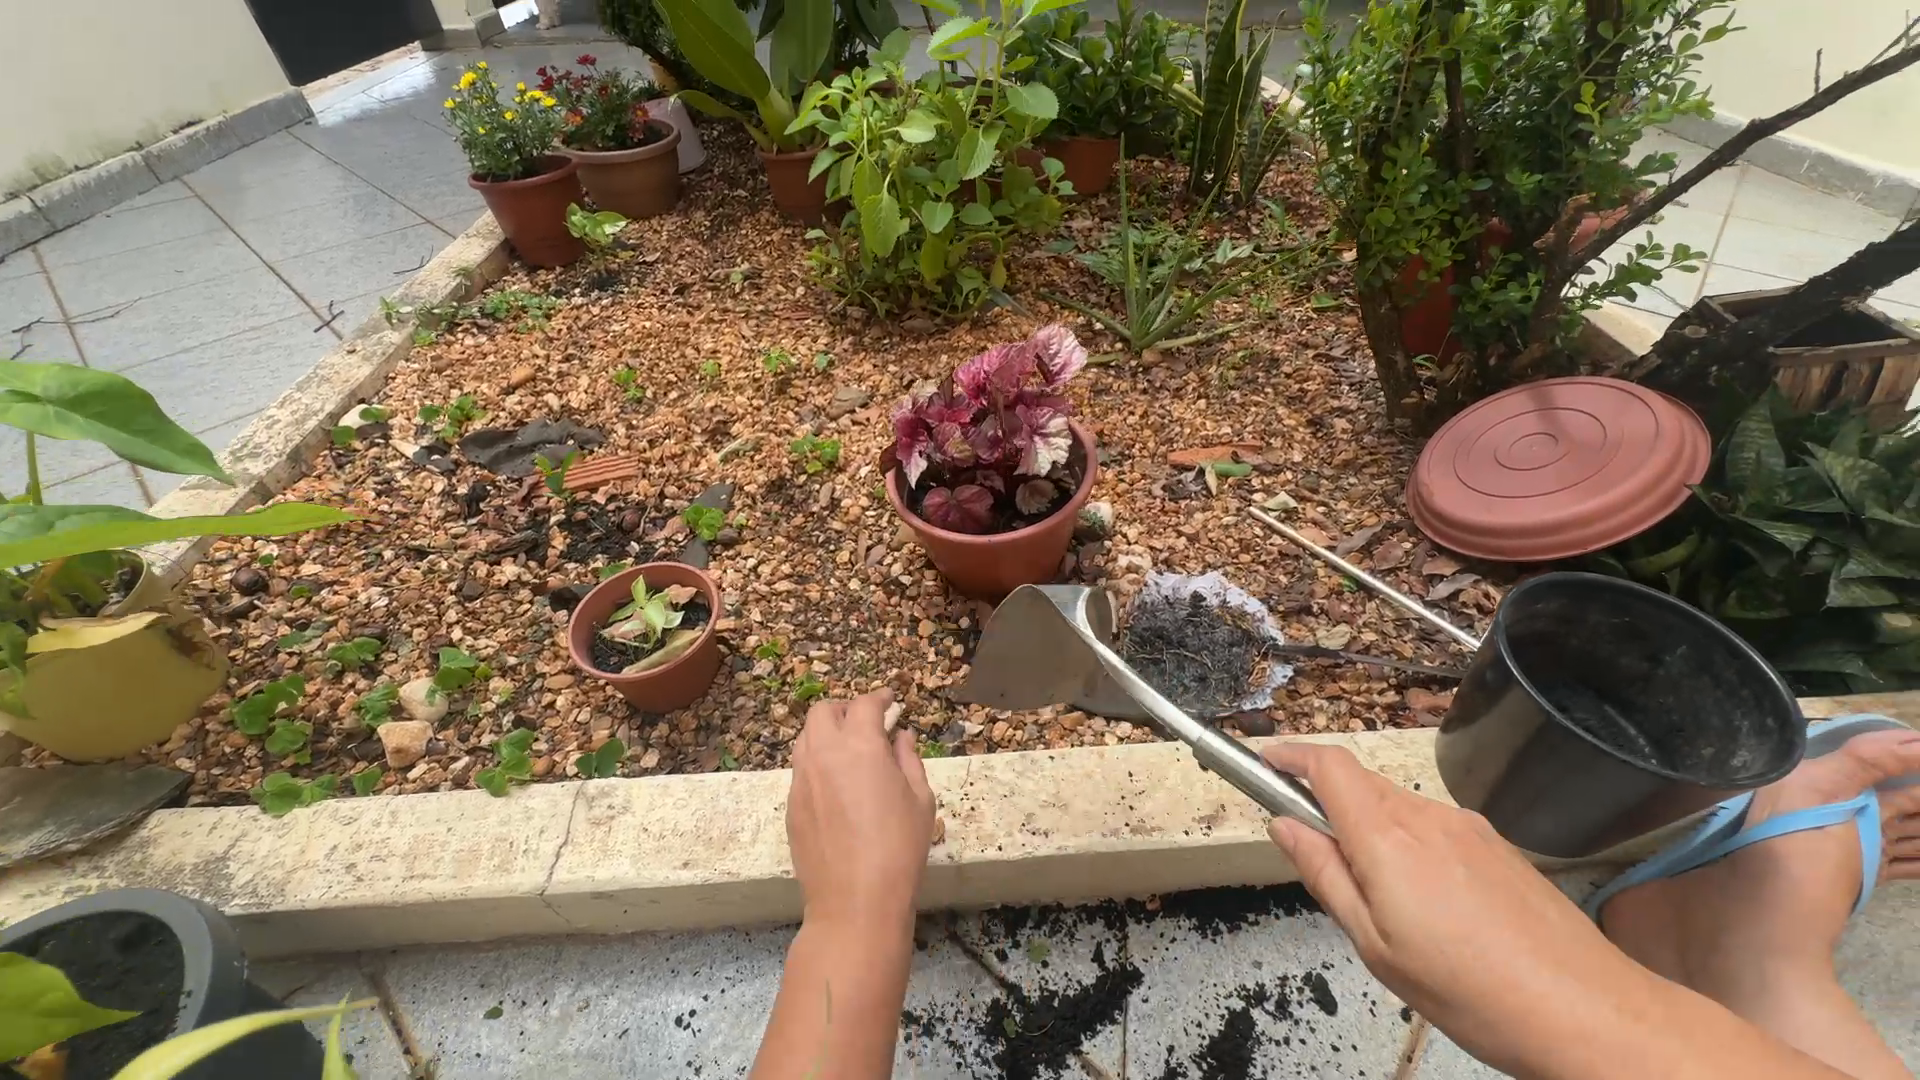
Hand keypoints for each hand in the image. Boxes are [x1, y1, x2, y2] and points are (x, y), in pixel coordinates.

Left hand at [787, 691, 936, 932]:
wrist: (855, 901)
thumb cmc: (899, 847)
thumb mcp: (920, 799)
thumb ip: (909, 759)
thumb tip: (901, 736)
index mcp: (860, 746)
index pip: (864, 704)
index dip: (879, 697)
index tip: (890, 700)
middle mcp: (824, 754)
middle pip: (823, 711)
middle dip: (845, 709)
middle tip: (866, 723)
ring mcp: (802, 780)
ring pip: (806, 738)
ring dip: (826, 732)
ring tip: (849, 750)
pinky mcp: (791, 805)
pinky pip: (801, 768)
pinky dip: (818, 761)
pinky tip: (837, 784)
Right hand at [1260, 742, 1660, 1074]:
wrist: (1593, 1016)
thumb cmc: (1468, 989)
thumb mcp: (1373, 944)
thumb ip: (1323, 874)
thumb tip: (1282, 823)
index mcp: (1386, 837)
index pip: (1328, 765)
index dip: (1291, 754)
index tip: (1265, 760)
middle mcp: (1425, 815)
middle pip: (1359, 782)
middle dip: (1325, 800)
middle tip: (1319, 854)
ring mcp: (1466, 827)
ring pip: (1395, 804)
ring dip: (1368, 824)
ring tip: (1383, 896)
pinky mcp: (1497, 845)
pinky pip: (1432, 824)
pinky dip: (1407, 840)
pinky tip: (1430, 900)